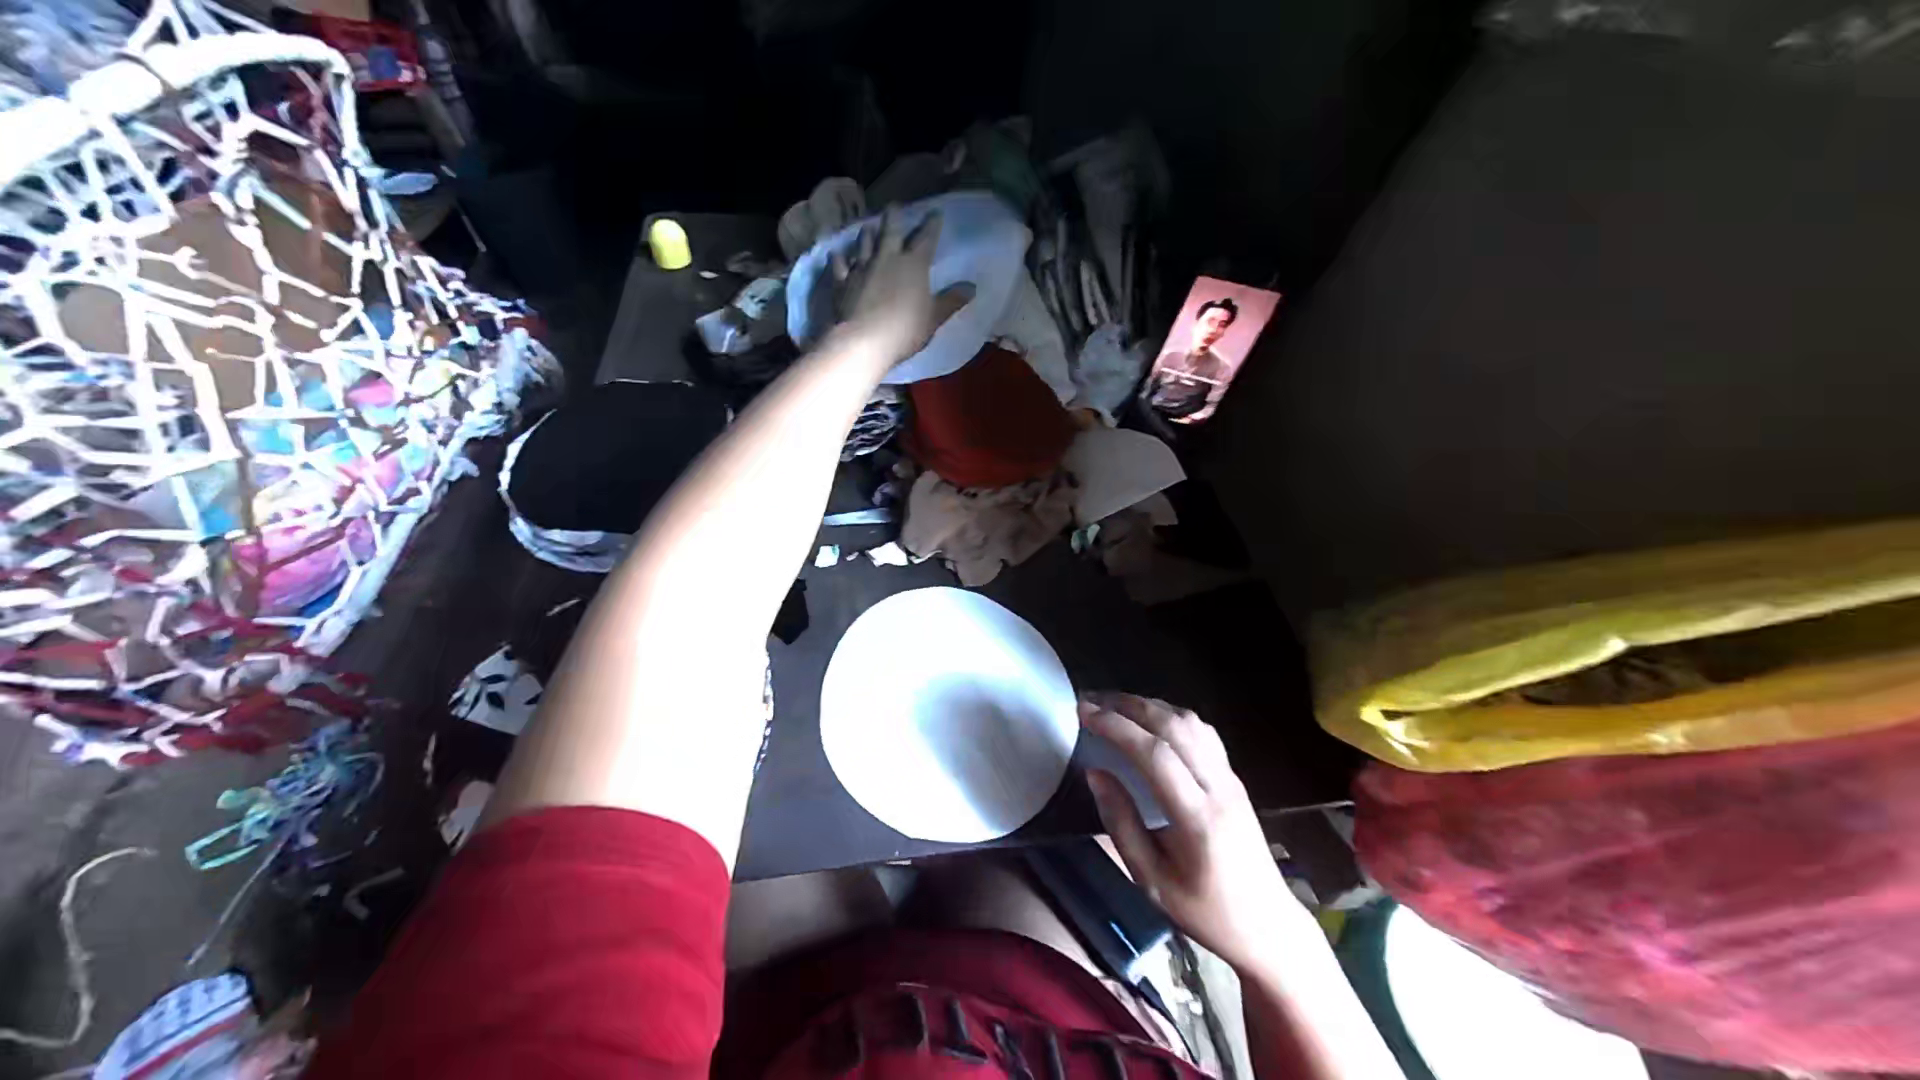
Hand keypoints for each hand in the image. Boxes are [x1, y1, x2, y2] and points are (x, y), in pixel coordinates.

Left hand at [828, 206, 972, 365]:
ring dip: (867, 233)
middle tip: (894, 205)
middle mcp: (887, 258)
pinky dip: (840, 258)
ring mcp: (862, 268)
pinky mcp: (842, 282)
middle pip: (891, 231)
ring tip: (868, 227)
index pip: (926, 238)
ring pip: (864, 243)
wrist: (863, 341)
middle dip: (894, 217)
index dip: (932, 225)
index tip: (935, 212)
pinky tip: (837, 253)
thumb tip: (972, 287)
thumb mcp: (934, 317)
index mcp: (914, 265)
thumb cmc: (905, 330)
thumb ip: (951, 300)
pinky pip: (840, 265)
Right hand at [1081, 693, 1307, 972]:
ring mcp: (1231, 780)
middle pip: (1174, 726)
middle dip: (1129, 706)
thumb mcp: (1151, 881)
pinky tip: (1150, 721)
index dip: (1116, 727)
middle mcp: (1218, 788)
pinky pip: (1203, 733)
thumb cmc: (1204, 911)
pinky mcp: (1235, 779)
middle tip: (1092, 701)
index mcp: (1196, 819)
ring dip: (1150, 706)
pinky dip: (1171, 716)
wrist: (1268, 926)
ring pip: (1191, 723)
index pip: (1154, 754)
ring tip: (1114, 706)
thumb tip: (1095, 773)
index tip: (1083, 714)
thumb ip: (1121, 823)